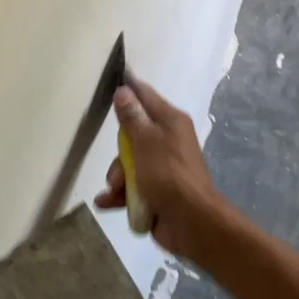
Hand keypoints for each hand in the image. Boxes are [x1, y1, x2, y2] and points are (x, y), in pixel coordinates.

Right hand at [93, 74, 230, 262]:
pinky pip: (132, 186)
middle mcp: (168, 140)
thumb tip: (124, 90)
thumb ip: (132, 118)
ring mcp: (163, 167)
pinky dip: (120, 194)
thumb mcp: (146, 142)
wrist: (191, 222)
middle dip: (119, 153)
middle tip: (119, 166)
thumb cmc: (169, 175)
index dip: (130, 88)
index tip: (116, 77)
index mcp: (171, 122)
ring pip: (130, 164)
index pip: (146, 96)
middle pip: (133, 135)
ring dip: (117, 177)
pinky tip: (107, 202)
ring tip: (116, 190)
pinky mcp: (157, 191)